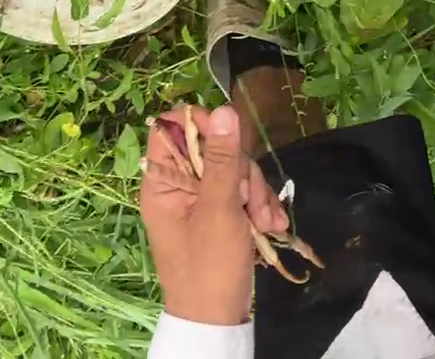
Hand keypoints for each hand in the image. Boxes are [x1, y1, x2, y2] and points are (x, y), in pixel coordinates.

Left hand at [139, 104, 289, 324]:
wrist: (219, 324)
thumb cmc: (210, 268)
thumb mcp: (220, 210)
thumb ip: (223, 159)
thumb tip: (224, 110)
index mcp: (163, 182)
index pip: (172, 128)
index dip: (201, 124)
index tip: (228, 139)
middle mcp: (178, 185)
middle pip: (213, 147)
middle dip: (242, 172)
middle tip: (253, 202)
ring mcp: (200, 200)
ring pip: (233, 169)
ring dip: (255, 192)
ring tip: (266, 222)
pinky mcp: (220, 213)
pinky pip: (241, 190)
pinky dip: (259, 205)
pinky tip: (271, 225)